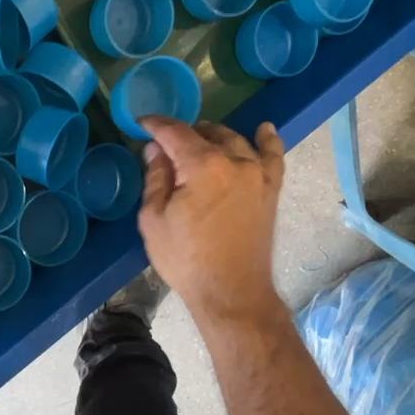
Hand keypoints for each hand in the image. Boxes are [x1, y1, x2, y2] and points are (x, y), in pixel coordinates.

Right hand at [138, 117, 287, 327]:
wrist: (231, 291)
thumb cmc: (185, 259)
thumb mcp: (154, 219)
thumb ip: (155, 178)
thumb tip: (156, 151)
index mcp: (202, 165)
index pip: (175, 133)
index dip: (156, 124)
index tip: (142, 122)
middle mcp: (235, 161)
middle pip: (206, 133)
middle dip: (183, 133)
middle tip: (165, 144)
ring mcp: (258, 174)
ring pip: (235, 140)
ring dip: (214, 136)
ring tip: (199, 140)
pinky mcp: (270, 189)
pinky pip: (273, 155)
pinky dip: (266, 139)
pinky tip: (263, 130)